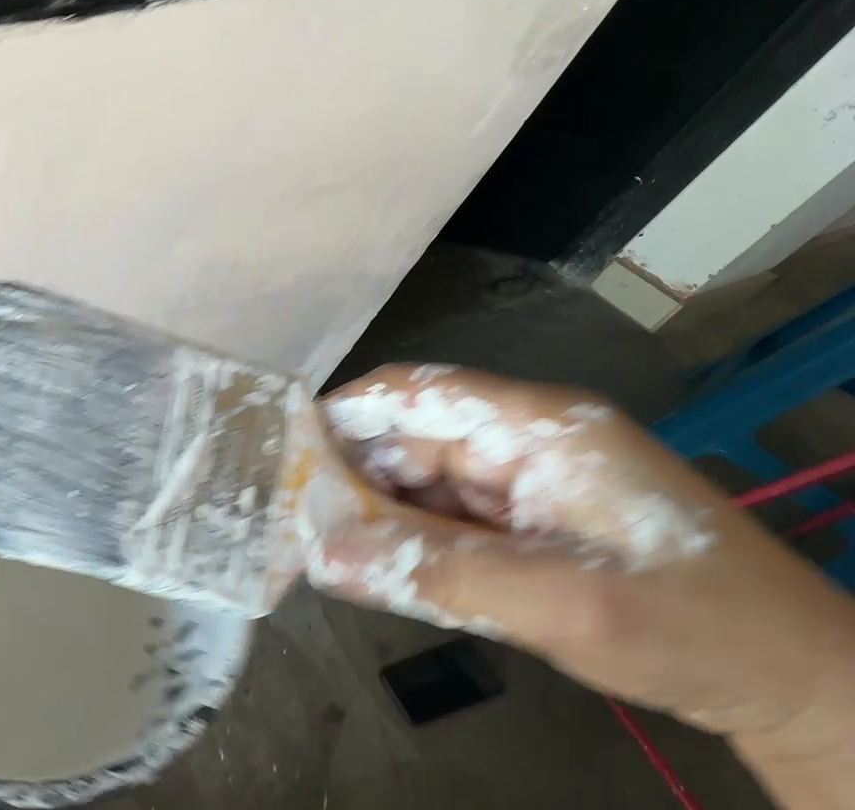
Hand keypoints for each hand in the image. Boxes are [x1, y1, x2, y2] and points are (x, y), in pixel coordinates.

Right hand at [304, 364, 854, 754]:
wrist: (807, 692)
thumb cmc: (702, 630)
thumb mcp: (569, 606)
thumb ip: (438, 574)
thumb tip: (320, 554)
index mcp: (536, 427)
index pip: (413, 392)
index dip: (341, 416)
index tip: (282, 459)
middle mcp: (522, 441)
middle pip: (406, 437)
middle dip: (348, 477)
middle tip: (296, 525)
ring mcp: (523, 482)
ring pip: (417, 480)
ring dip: (373, 514)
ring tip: (327, 552)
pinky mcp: (524, 522)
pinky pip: (442, 518)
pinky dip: (406, 540)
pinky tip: (381, 569)